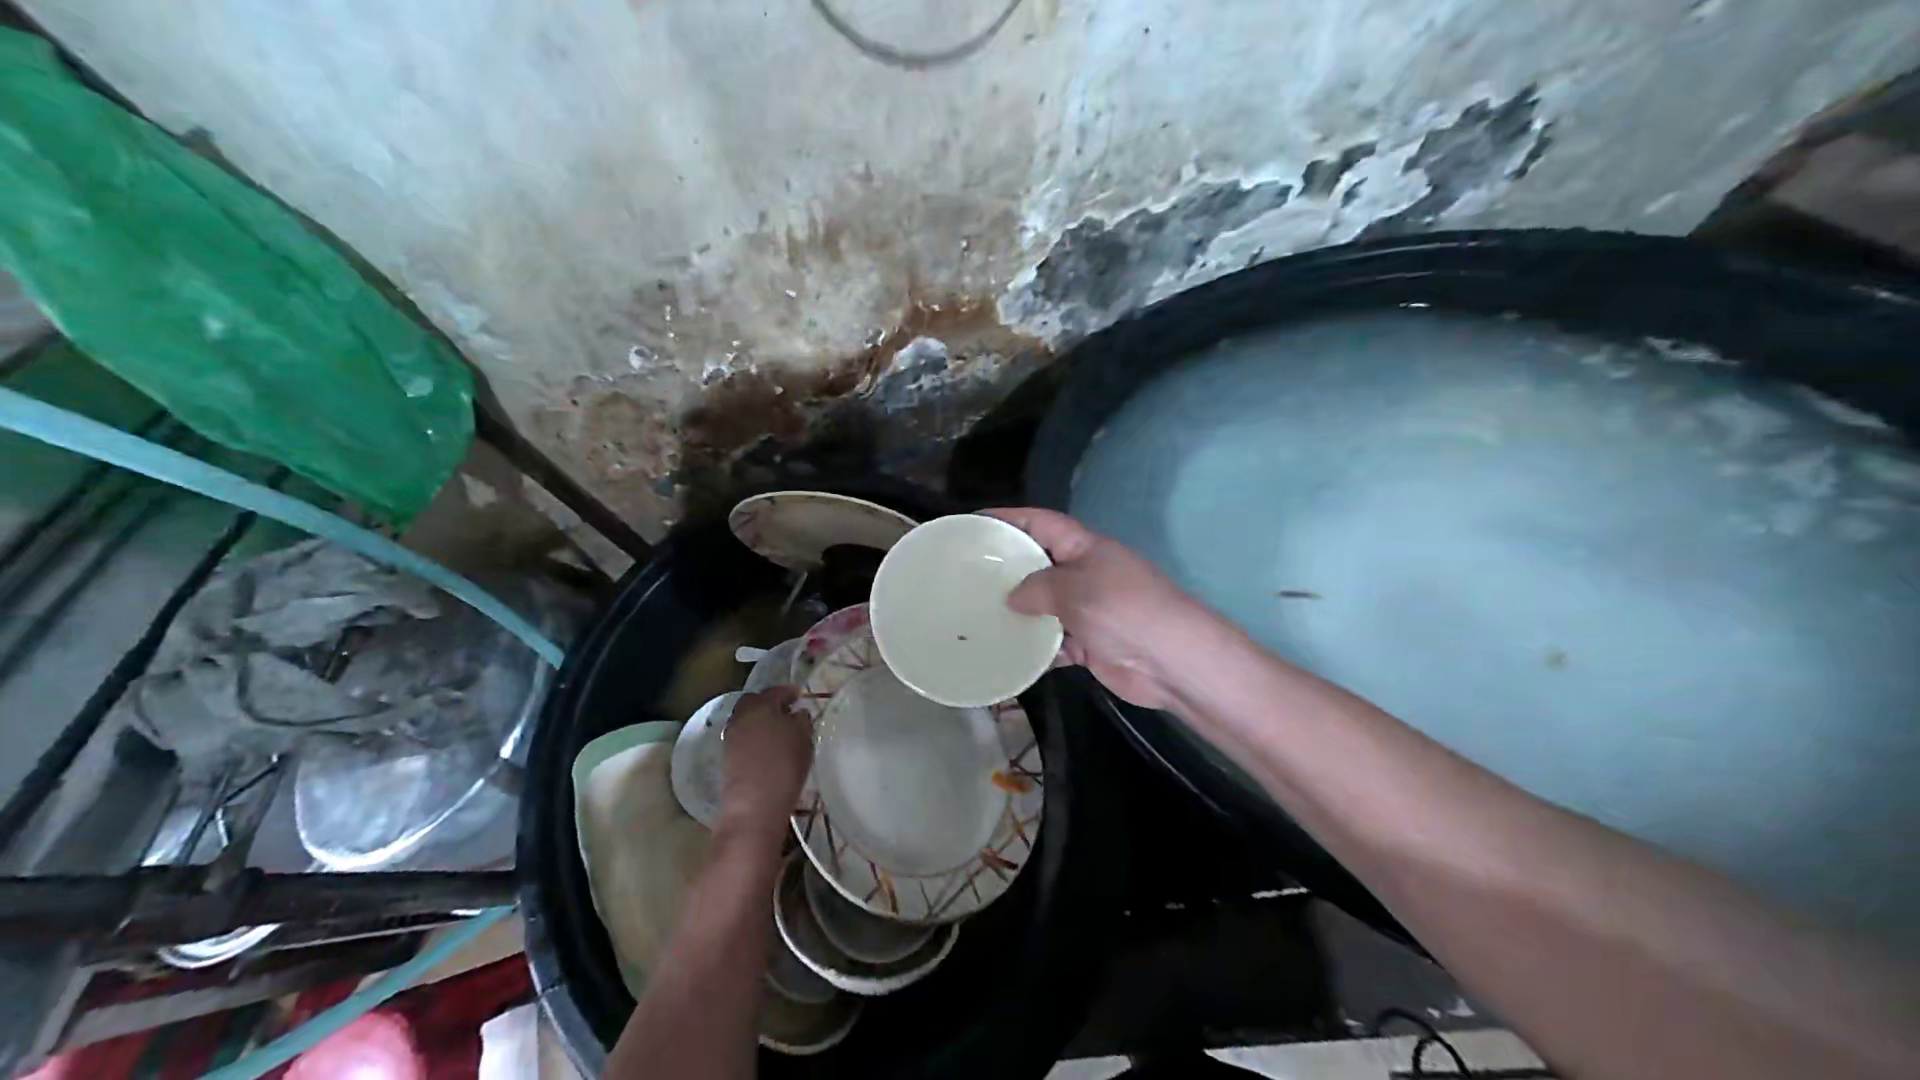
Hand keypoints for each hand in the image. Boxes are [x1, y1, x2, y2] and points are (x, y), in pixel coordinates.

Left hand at [718, 686, 811, 835]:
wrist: (754, 806)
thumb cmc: (784, 766)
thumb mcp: (804, 739)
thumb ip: (802, 720)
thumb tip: (797, 713)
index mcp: (761, 705)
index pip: (776, 691)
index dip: (789, 691)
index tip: (800, 695)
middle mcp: (741, 716)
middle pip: (754, 702)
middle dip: (770, 703)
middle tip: (787, 711)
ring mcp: (731, 737)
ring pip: (746, 719)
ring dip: (761, 720)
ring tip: (778, 731)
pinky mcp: (727, 756)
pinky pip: (743, 736)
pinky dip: (754, 736)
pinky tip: (767, 748)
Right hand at [985, 508, 1223, 711]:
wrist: (1172, 661)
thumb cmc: (1124, 610)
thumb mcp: (1075, 589)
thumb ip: (1037, 588)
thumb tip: (1012, 598)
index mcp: (1083, 547)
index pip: (1039, 522)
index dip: (1007, 518)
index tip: (973, 523)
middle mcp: (1083, 573)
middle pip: (1037, 564)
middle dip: (1006, 569)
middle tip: (965, 574)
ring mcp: (1086, 610)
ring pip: (1042, 606)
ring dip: (1017, 613)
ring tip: (976, 615)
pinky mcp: (1088, 644)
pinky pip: (1053, 643)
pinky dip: (1034, 650)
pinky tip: (1006, 654)